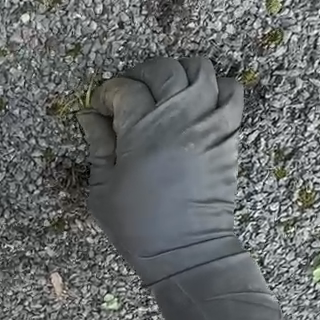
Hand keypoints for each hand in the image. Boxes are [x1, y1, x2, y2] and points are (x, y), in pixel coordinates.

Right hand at [79, 55, 288, 319]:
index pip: (124, 88)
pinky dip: (214, 86)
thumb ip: (97, 145)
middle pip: (162, 70)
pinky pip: (231, 90)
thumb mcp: (102, 188)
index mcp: (142, 131)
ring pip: (198, 69)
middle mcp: (179, 117)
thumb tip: (88, 115)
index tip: (99, 108)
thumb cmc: (137, 225)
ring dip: (176, 73)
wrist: (186, 249)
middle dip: (140, 76)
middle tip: (128, 96)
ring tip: (162, 93)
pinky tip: (197, 101)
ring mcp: (209, 121)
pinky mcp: (229, 132)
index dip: (107, 93)